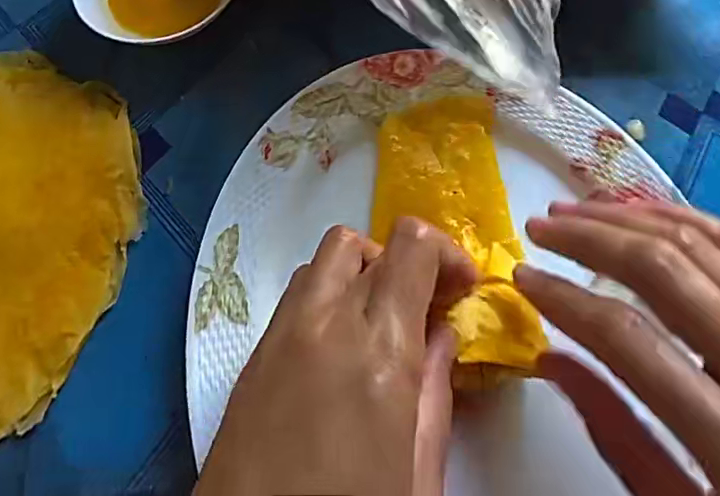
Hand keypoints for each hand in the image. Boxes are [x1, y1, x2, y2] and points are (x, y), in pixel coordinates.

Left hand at [196, 218, 477, 495]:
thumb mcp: (416, 475)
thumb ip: (434, 395)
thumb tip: (442, 336)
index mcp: (379, 352)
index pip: (411, 248)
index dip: (446, 252)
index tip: (463, 286)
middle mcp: (327, 321)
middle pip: (368, 245)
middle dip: (407, 263)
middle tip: (429, 307)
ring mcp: (284, 329)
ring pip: (328, 257)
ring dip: (363, 271)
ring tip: (384, 321)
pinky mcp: (256, 348)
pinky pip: (300, 289)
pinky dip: (329, 291)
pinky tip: (343, 342)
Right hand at [514, 201, 719, 495]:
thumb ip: (624, 444)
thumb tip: (552, 361)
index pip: (631, 342)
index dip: (564, 300)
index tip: (521, 278)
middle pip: (666, 272)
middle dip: (590, 238)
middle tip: (538, 226)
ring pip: (706, 247)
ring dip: (629, 218)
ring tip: (575, 209)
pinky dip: (692, 219)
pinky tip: (646, 212)